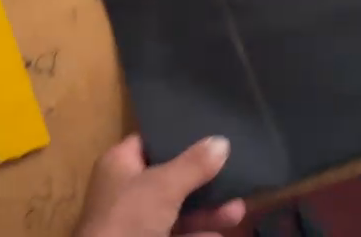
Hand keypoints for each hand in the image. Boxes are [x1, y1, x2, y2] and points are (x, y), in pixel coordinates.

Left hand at [73, 134, 246, 236]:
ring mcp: (139, 224)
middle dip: (202, 179)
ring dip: (208, 211)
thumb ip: (192, 165)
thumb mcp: (162, 186)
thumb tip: (221, 141)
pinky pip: (180, 235)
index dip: (176, 137)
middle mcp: (127, 191)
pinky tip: (225, 233)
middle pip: (170, 178)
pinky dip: (201, 233)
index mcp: (119, 165)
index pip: (149, 142)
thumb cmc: (129, 219)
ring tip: (241, 208)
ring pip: (179, 212)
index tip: (207, 133)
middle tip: (233, 171)